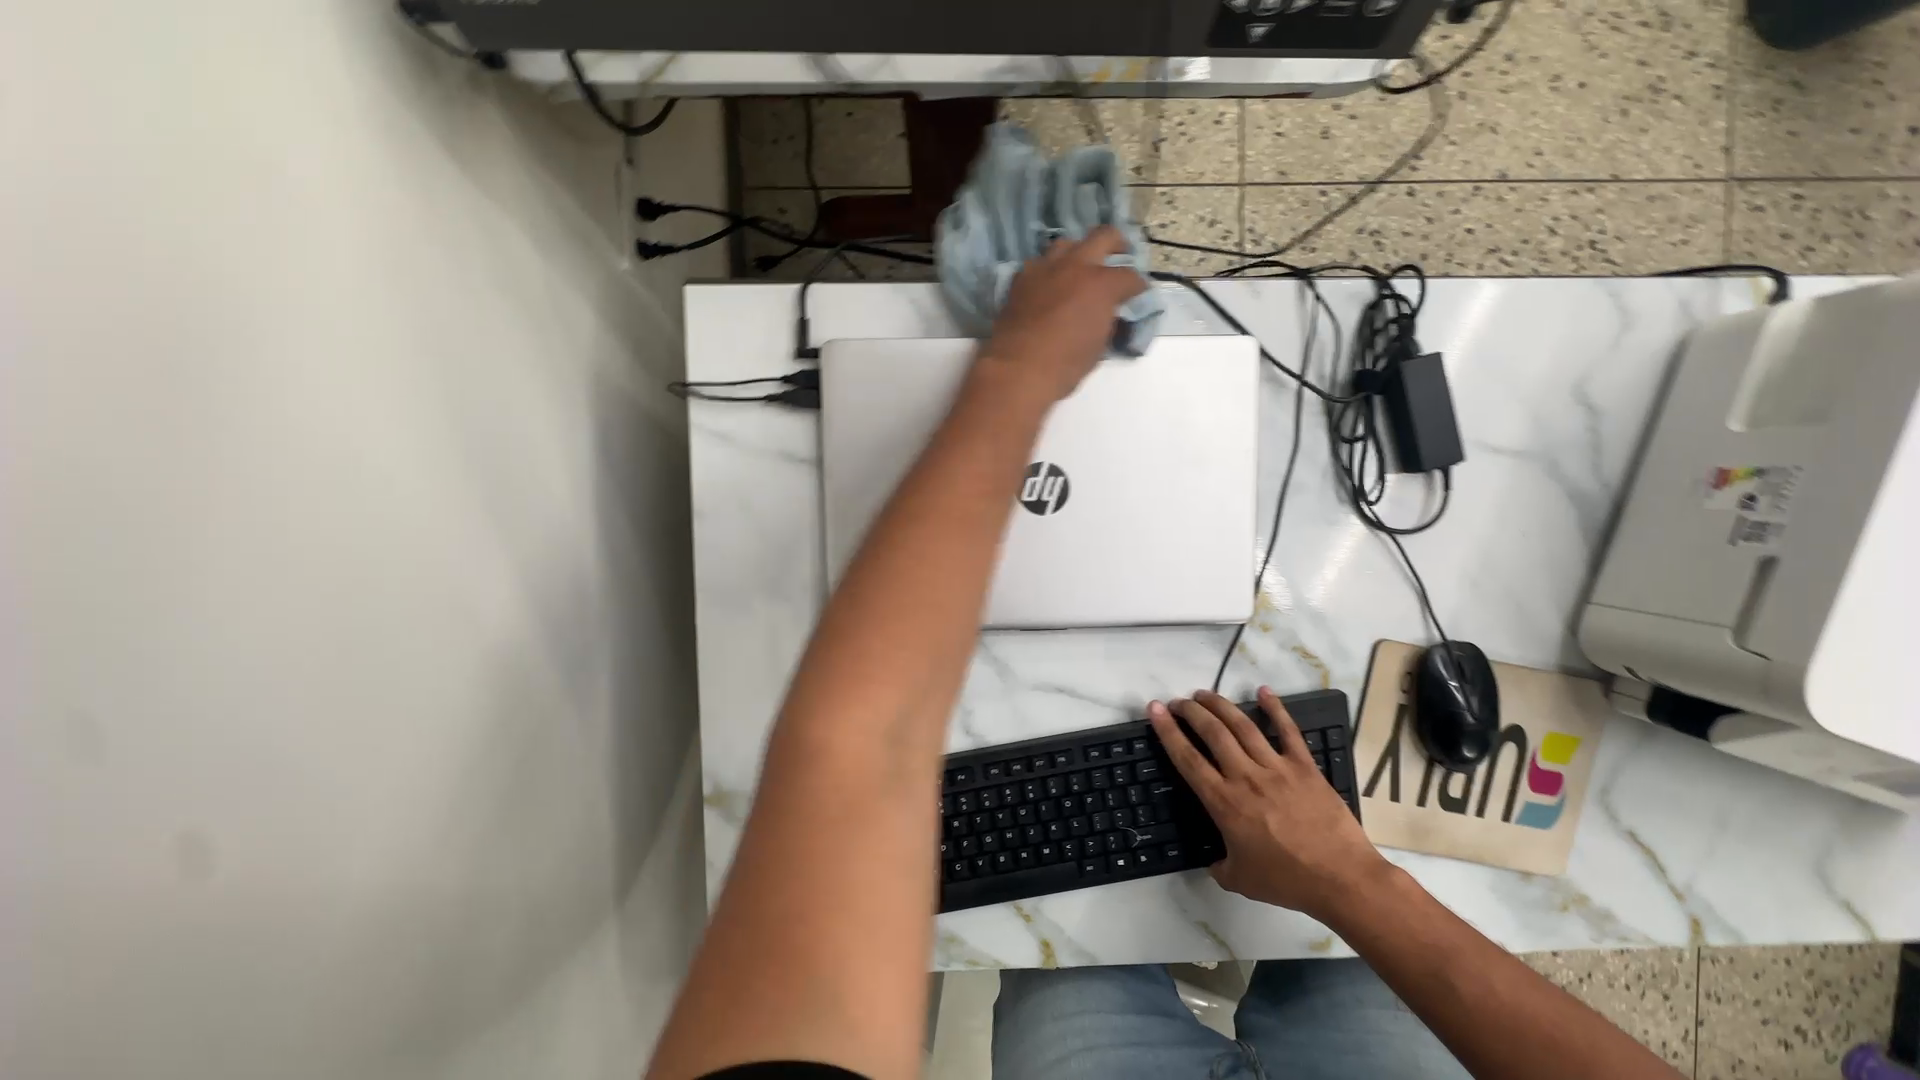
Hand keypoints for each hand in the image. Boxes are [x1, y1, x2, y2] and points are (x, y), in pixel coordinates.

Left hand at [975, 227, 1146, 404]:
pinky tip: (1049, 285)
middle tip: (1120, 253)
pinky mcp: (1020, 278)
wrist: (1017, 369)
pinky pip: (1038, 264)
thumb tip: (1108, 314)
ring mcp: (1045, 268)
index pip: (1129, 276)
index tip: (1136, 294)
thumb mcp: (1099, 346)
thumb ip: (1108, 321)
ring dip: (1077, 252)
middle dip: (1116, 243)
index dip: (1137, 286)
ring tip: (1079, 268)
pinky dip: (1048, 271)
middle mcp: (1075, 266)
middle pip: (1103, 236)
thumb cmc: (1065, 365)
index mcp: (1101, 284)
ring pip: (1066, 244)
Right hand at [1146, 688, 1392, 922]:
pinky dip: (1275, 708)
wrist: (1340, 877)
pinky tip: (1264, 691)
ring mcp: (1277, 768)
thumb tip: (1214, 861)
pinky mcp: (1305, 767)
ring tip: (1205, 694)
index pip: (1187, 758)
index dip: (1167, 731)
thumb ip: (1220, 866)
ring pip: (1242, 726)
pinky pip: (1288, 731)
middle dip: (1191, 712)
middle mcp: (1245, 777)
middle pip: (1212, 733)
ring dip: (1221, 706)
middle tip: (1178, 702)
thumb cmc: (1287, 880)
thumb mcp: (1240, 880)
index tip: (1155, 710)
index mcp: (1224, 803)